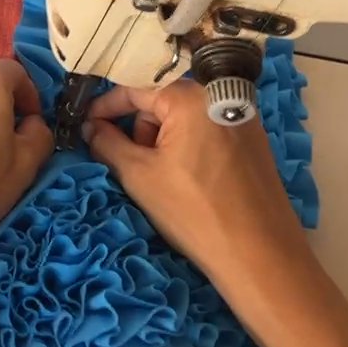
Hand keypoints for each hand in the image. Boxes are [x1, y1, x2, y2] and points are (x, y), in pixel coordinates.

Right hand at [82, 81, 307, 283]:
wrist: (261, 257)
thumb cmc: (194, 211)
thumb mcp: (138, 175)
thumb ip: (107, 143)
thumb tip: (89, 127)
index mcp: (190, 97)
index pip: (133, 89)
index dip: (103, 108)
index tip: (85, 127)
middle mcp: (219, 97)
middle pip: (160, 103)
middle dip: (138, 131)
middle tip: (132, 166)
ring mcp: (242, 119)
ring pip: (183, 119)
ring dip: (162, 143)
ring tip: (163, 181)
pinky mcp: (254, 142)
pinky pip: (206, 132)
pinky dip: (187, 149)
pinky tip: (188, 183)